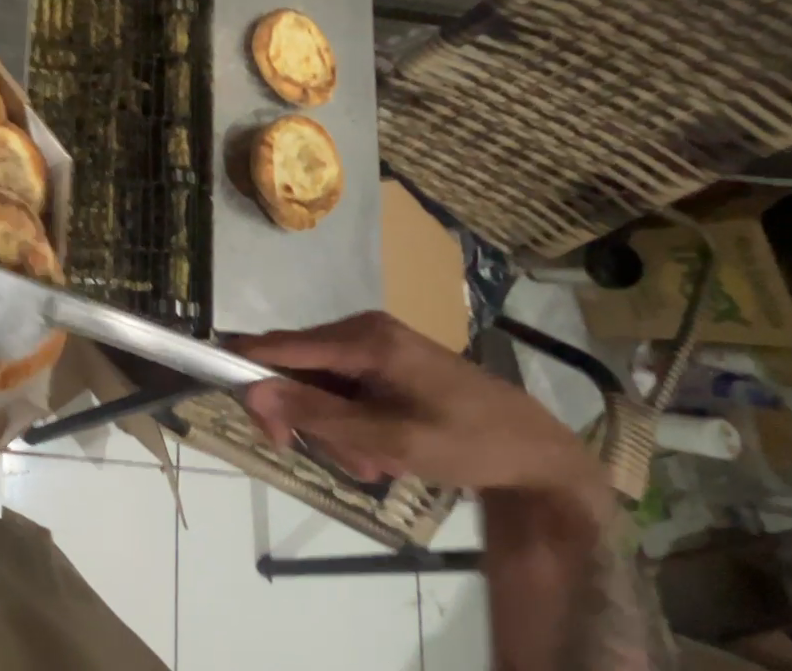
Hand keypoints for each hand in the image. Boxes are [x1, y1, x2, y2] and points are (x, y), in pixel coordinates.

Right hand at [234, 311, 603, 502]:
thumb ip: (317, 414)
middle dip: (301, 415)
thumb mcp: (390, 439)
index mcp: (364, 338)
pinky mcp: (382, 359)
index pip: (277, 345)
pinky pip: (336, 385)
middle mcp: (361, 329)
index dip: (248, 374)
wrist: (542, 455)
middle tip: (324, 456)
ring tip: (368, 462)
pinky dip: (345, 419)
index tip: (257, 423)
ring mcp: (372, 342)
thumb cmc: (470, 444)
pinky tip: (375, 448)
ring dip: (327, 426)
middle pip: (292, 366)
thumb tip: (250, 389)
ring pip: (312, 381)